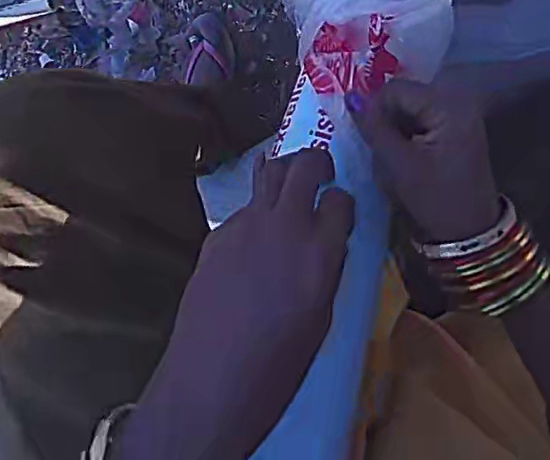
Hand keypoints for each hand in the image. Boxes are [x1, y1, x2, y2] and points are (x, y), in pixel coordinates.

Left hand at [119, 148, 352, 459]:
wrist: (206, 387)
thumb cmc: (275, 368)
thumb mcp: (320, 318)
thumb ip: (327, 268)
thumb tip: (329, 242)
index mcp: (318, 252)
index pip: (341, 200)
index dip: (343, 203)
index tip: (341, 211)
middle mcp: (284, 226)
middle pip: (304, 166)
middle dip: (318, 161)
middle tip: (323, 171)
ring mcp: (247, 225)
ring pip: (269, 171)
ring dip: (286, 170)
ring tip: (291, 182)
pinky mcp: (218, 234)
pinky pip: (245, 210)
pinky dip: (256, 215)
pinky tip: (253, 245)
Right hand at [349, 82, 499, 242]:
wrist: (471, 234)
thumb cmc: (436, 199)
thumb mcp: (399, 164)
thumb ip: (374, 127)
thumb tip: (350, 95)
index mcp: (447, 106)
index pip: (397, 89)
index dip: (375, 107)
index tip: (366, 135)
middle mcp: (458, 100)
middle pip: (406, 95)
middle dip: (387, 117)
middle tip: (376, 145)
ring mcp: (460, 113)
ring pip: (412, 107)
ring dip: (396, 126)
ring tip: (391, 153)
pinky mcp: (458, 126)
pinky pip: (424, 117)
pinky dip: (409, 132)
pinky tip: (404, 154)